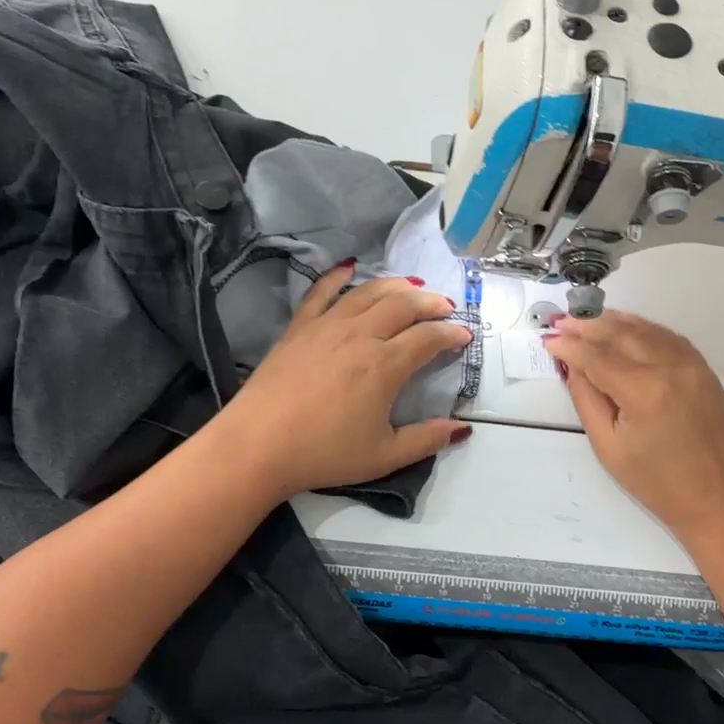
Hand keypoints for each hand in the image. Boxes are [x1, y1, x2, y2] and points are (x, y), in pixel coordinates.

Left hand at [207, 262, 472, 501]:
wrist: (258, 445)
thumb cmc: (323, 453)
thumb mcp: (383, 456)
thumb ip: (425, 439)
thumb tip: (461, 428)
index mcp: (385, 366)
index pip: (428, 338)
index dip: (451, 334)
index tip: (464, 336)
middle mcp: (360, 335)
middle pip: (403, 305)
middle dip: (430, 302)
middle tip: (446, 307)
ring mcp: (327, 326)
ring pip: (368, 293)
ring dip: (396, 285)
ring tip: (413, 287)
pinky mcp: (299, 328)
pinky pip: (321, 293)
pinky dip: (338, 276)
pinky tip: (349, 266)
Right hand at [542, 312, 723, 537]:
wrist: (719, 501)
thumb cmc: (657, 484)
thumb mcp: (608, 447)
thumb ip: (587, 400)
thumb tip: (572, 366)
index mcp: (644, 392)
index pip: (597, 357)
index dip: (570, 347)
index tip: (548, 340)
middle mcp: (671, 368)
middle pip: (621, 334)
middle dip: (588, 326)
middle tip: (562, 323)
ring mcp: (693, 366)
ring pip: (646, 329)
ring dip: (614, 321)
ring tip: (586, 320)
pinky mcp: (704, 370)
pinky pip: (668, 338)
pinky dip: (643, 329)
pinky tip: (625, 328)